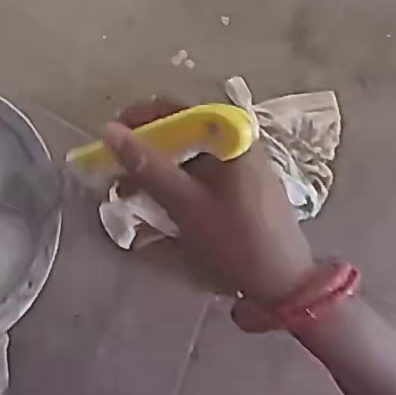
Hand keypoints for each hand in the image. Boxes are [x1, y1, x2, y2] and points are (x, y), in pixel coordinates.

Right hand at [106, 99, 314, 301]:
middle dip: (144, 148)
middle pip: (179, 130)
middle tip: (116, 170)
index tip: (110, 140)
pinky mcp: (242, 182)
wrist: (286, 286)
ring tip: (130, 191)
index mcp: (227, 134)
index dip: (137, 119)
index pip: (173, 109)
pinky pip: (201, 169)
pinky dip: (176, 180)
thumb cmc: (235, 240)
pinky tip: (159, 201)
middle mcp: (235, 139)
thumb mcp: (184, 203)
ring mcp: (241, 160)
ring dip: (156, 167)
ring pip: (187, 151)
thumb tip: (108, 131)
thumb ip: (146, 165)